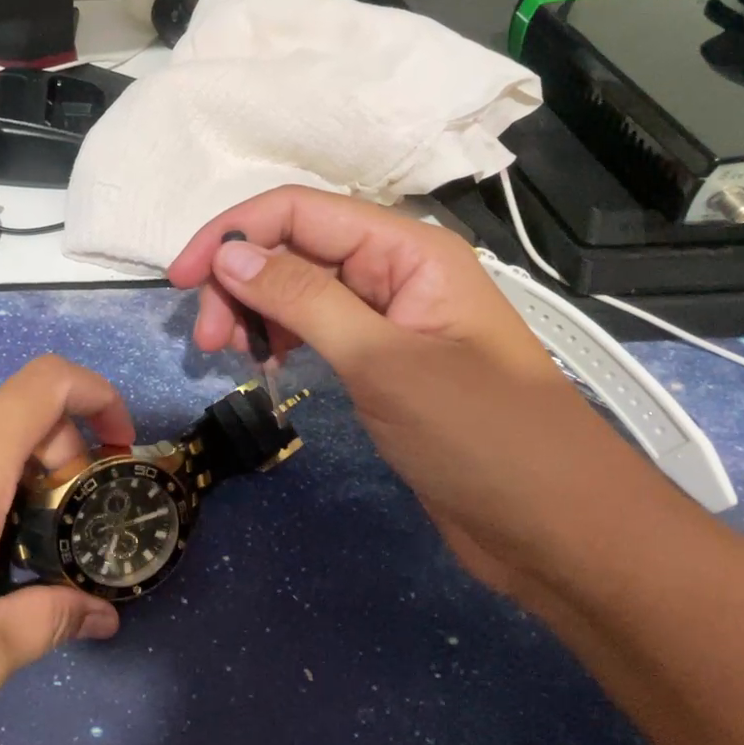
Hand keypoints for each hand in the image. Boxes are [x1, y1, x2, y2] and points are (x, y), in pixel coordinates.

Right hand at [166, 186, 682, 595]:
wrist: (562, 532)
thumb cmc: (484, 437)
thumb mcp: (384, 362)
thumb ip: (303, 299)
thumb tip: (229, 252)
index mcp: (408, 249)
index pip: (298, 211)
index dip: (233, 234)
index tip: (181, 281)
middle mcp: (395, 270)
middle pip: (292, 248)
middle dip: (239, 281)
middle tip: (210, 342)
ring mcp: (388, 316)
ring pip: (297, 288)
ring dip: (254, 312)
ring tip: (235, 359)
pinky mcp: (382, 359)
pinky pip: (314, 327)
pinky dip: (281, 339)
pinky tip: (269, 369)